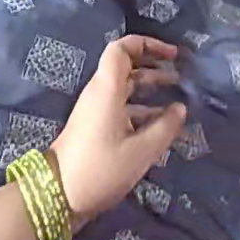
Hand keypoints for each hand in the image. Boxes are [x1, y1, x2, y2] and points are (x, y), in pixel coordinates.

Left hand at [49, 35, 186, 223]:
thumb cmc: (101, 169)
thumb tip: (181, 108)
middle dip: (153, 65)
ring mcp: (95, 109)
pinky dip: (142, 107)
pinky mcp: (95, 125)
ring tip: (176, 96)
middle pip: (125, 66)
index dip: (147, 44)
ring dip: (149, 87)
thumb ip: (165, 127)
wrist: (59, 195)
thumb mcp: (140, 151)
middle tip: (179, 74)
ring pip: (125, 87)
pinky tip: (162, 122)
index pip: (121, 49)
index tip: (171, 56)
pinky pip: (121, 105)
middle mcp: (100, 92)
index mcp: (107, 89)